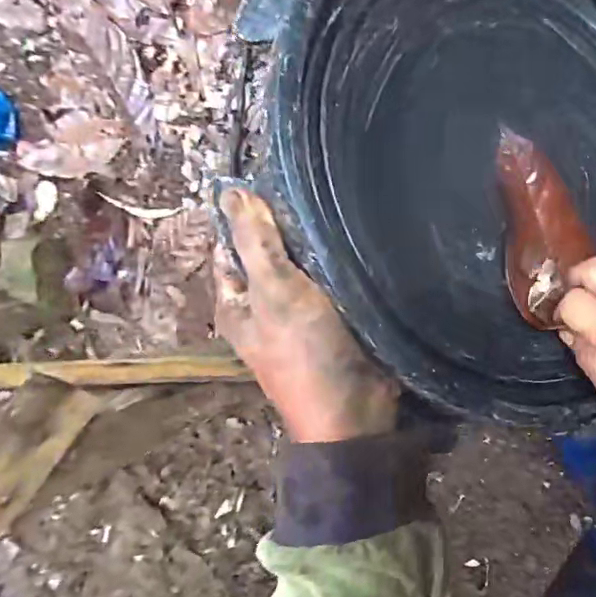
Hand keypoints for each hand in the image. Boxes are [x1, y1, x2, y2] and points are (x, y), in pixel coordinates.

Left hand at [214, 187, 396, 441]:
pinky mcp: (339, 326)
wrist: (353, 411)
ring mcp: (304, 318)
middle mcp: (266, 308)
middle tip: (322, 199)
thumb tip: (230, 191)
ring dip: (324, 252)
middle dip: (293, 232)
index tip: (280, 185)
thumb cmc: (305, 353)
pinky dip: (347, 273)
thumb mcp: (275, 293)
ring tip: (347, 220)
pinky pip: (339, 290)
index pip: (234, 245)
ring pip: (310, 273)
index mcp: (236, 302)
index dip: (249, 215)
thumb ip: (257, 244)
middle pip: (275, 257)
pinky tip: (365, 255)